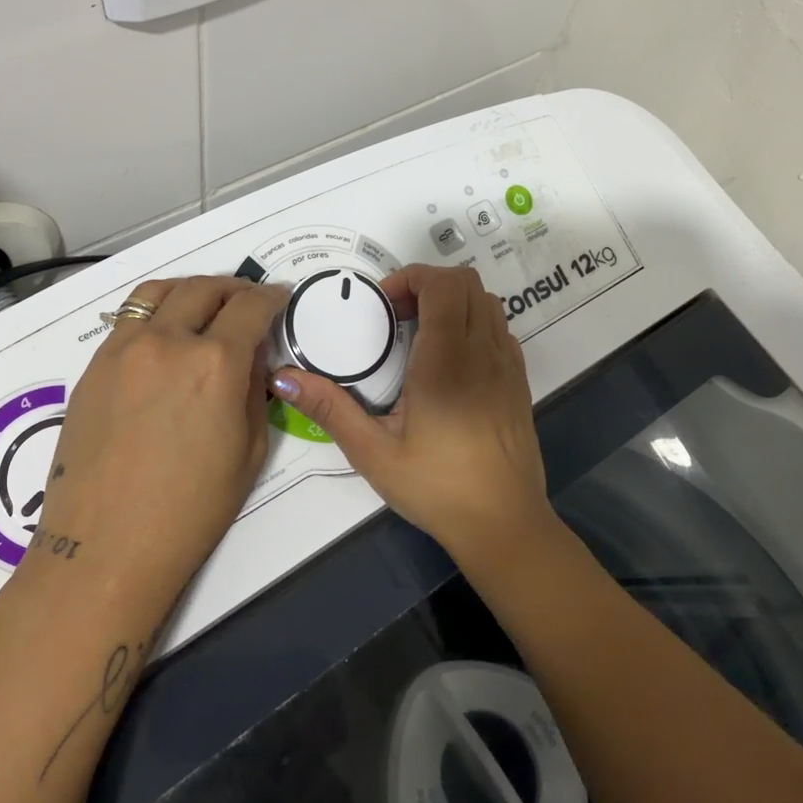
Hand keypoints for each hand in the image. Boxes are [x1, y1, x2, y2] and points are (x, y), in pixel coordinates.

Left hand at [19, 276, 290, 608]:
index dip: (271, 297)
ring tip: (203, 306)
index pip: (250, 306)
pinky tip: (164, 337)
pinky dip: (155, 314)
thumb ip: (254, 390)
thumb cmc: (191, 511)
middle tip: (246, 301)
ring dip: (189, 291)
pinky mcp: (93, 367)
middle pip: (204, 289)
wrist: (107, 548)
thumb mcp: (248, 452)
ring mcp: (122, 350)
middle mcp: (167, 342)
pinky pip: (128, 320)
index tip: (279, 297)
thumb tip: (251, 356)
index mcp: (215, 363)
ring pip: (158, 292)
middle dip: (233, 289)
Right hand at [268, 264, 552, 560]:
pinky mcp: (518, 382)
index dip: (411, 277)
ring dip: (452, 302)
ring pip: (487, 302)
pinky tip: (448, 361)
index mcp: (447, 360)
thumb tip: (284, 376)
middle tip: (394, 316)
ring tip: (419, 335)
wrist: (503, 525)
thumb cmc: (436, 487)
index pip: (443, 284)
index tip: (382, 304)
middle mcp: (484, 351)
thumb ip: (329, 408)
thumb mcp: (373, 452)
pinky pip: (499, 329)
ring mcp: (508, 365)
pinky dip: (473, 323)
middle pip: (467, 282)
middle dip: (427, 284)